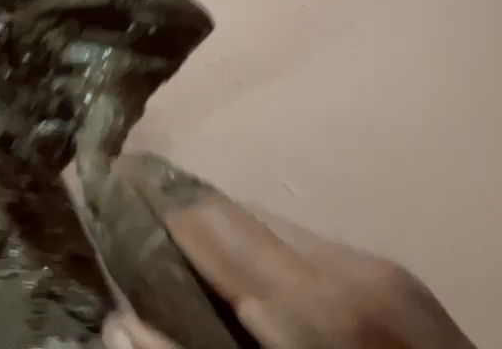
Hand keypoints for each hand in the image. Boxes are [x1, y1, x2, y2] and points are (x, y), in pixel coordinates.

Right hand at [101, 194, 474, 348]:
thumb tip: (118, 320)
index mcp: (317, 308)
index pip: (204, 218)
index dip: (146, 196)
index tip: (100, 180)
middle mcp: (349, 267)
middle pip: (232, 211)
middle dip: (178, 214)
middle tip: (131, 227)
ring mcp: (382, 269)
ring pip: (269, 225)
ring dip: (222, 237)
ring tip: (184, 260)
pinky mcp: (401, 281)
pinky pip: (306, 248)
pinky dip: (266, 258)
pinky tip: (255, 290)